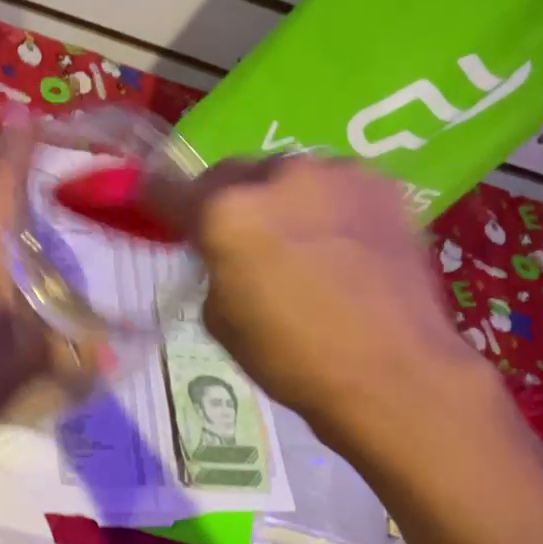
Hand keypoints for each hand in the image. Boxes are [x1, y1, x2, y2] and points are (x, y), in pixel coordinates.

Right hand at [146, 156, 489, 447]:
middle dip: (225, 201)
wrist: (391, 370)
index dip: (155, 197)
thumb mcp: (219, 320)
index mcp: (225, 214)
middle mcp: (277, 176)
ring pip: (287, 176)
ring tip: (295, 246)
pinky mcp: (382, 184)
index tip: (151, 203)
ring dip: (279, 201)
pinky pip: (334, 185)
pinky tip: (337, 247)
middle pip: (232, 174)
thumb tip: (225, 253)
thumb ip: (212, 269)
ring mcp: (336, 173)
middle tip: (234, 240)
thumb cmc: (289, 358)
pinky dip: (324, 207)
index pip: (170, 188)